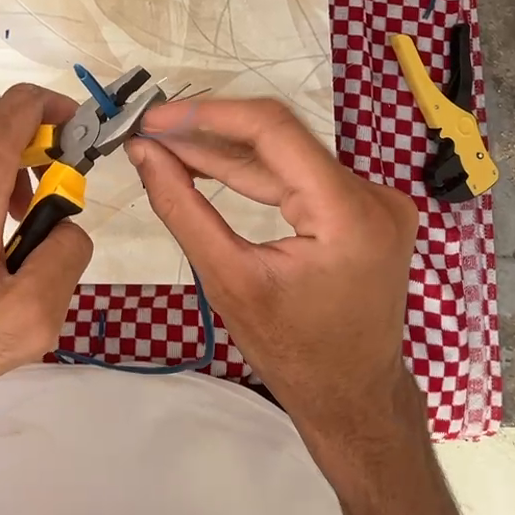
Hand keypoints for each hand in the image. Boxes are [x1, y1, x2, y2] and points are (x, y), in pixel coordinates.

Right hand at [127, 98, 458, 514]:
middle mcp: (371, 193)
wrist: (352, 399)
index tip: (154, 118)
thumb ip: (181, 207)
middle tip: (149, 131)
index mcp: (350, 212)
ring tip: (163, 144)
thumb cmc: (293, 352)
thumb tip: (143, 152)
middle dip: (207, 132)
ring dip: (220, 150)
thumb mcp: (227, 280)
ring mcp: (370, 198)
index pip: (273, 129)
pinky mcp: (358, 206)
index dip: (207, 115)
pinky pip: (292, 174)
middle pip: (277, 138)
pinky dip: (245, 171)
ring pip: (281, 154)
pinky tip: (201, 164)